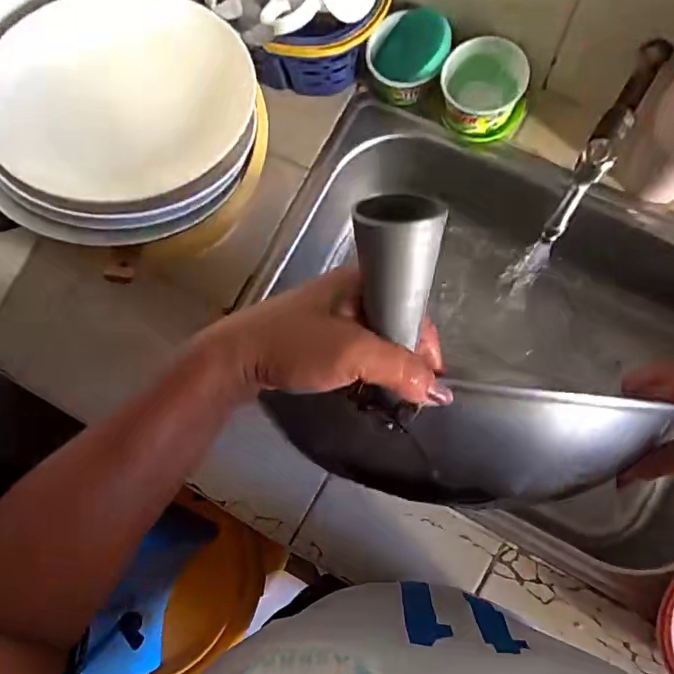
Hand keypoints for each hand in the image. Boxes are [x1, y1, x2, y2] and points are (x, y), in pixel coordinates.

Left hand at [199, 268, 450, 404]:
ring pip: (378, 339)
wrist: (235, 359)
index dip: (426, 340)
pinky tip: (369, 387)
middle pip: (398, 323)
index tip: (431, 376)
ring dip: (390, 366)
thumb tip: (438, 392)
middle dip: (410, 357)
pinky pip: (358, 349)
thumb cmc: (295, 346)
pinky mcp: (318, 336)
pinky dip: (369, 368)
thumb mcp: (353, 355)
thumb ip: (399, 369)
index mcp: (362, 280)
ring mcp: (332, 313)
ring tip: (396, 393)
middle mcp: (351, 291)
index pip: (413, 305)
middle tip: (413, 391)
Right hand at [620, 350, 673, 487]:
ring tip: (652, 445)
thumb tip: (621, 476)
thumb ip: (661, 463)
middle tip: (632, 446)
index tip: (613, 436)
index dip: (622, 409)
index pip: (637, 382)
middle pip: (651, 386)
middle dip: (639, 415)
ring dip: (660, 416)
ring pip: (670, 390)